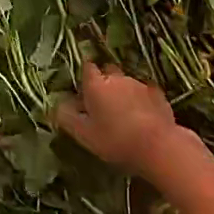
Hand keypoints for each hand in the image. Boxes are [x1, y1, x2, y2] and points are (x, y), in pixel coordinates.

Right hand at [54, 63, 202, 178]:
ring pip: (127, 82)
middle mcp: (116, 78)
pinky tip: (144, 115)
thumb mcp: (85, 135)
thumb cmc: (115, 140)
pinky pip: (145, 92)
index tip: (84, 87)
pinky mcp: (158, 94)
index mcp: (96, 84)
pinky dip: (142, 99)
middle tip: (103, 102)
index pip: (87, 68)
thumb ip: (68, 118)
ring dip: (123, 92)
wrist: (157, 145)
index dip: (85, 76)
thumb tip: (55, 106)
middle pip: (108, 72)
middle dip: (104, 82)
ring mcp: (139, 83)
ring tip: (124, 113)